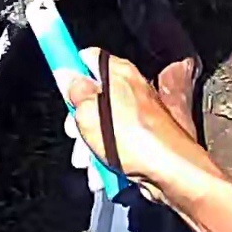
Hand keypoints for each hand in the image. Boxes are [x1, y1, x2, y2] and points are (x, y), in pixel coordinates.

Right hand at [59, 48, 218, 202]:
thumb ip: (75, 91)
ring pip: (103, 122)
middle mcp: (132, 87)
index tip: (59, 82)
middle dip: (79, 117)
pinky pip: (118, 141)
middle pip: (92, 94)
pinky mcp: (147, 135)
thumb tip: (67, 75)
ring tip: (90, 160)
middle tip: (74, 131)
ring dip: (90, 142)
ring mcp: (140, 112)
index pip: (88, 58)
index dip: (70, 69)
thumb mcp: (89, 113)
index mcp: (118, 72)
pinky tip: (103, 169)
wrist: (172, 173)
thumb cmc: (135, 139)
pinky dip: (108, 155)